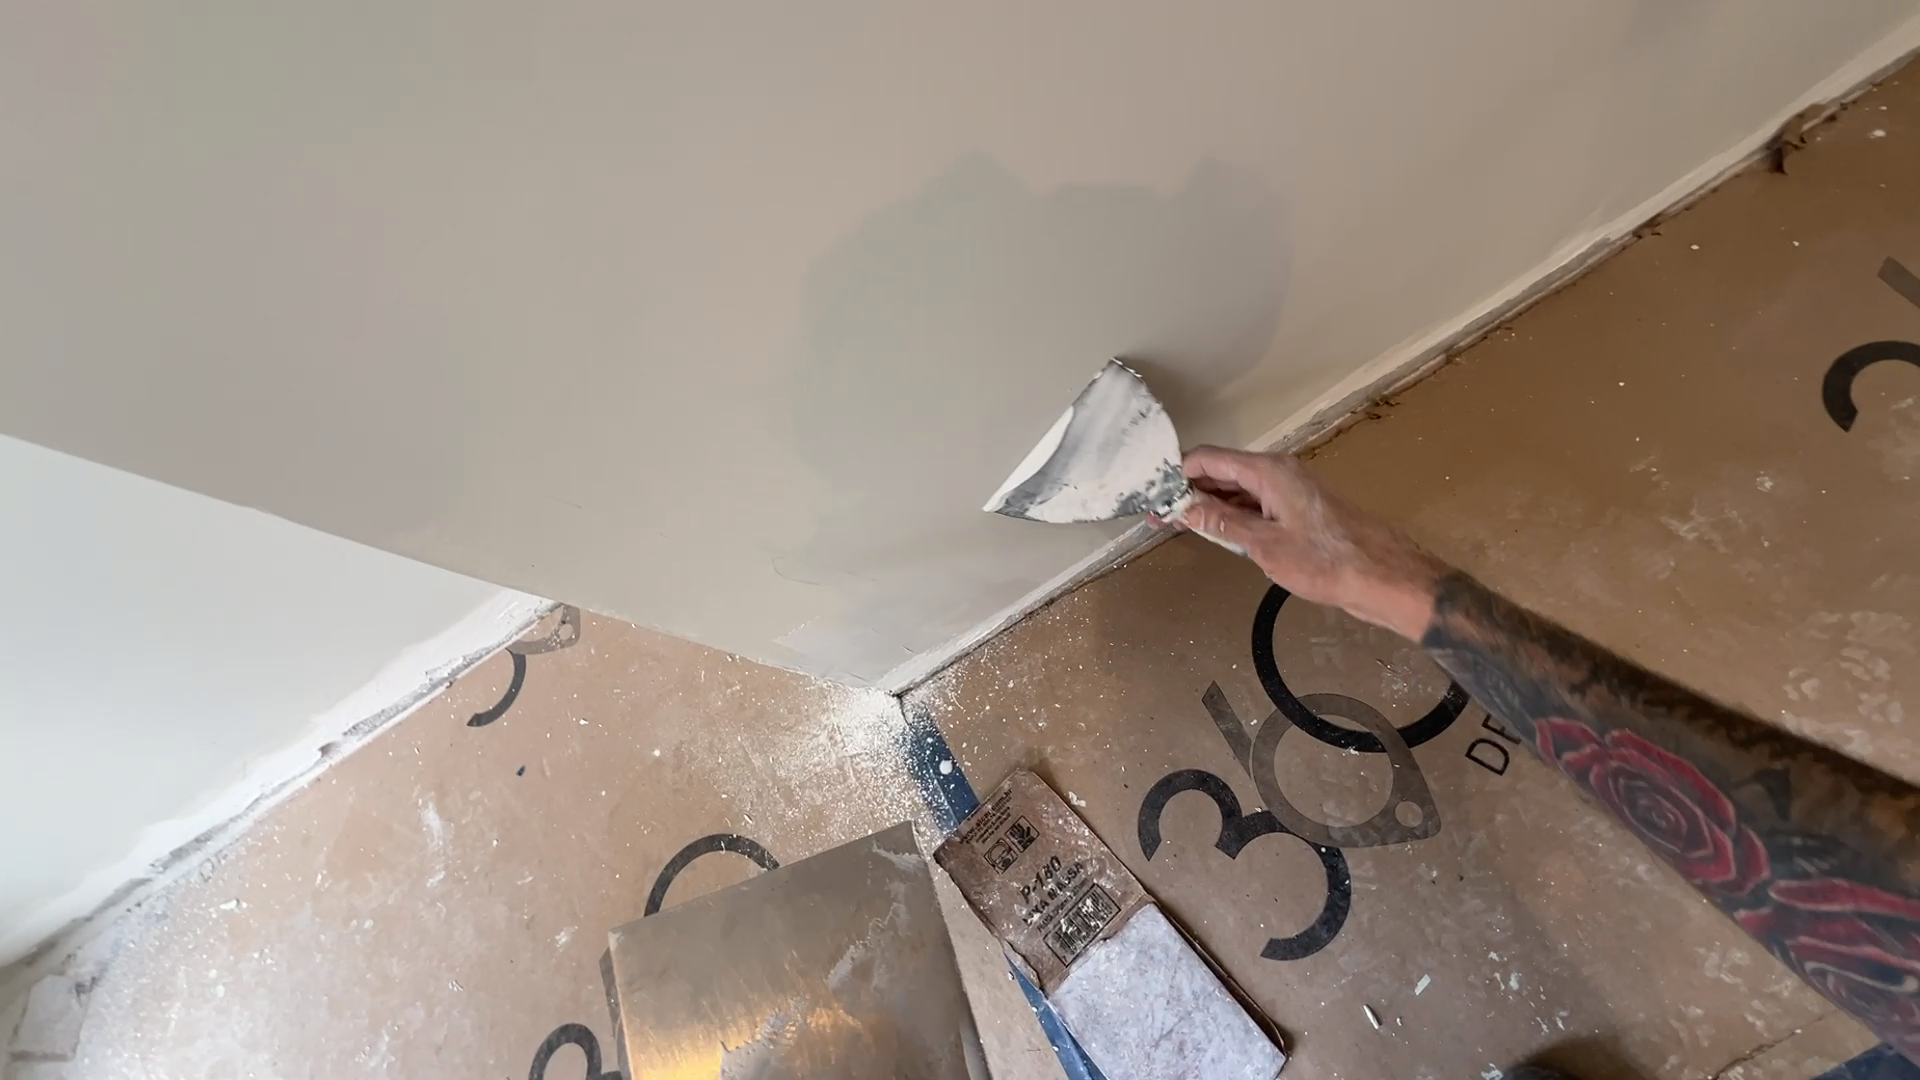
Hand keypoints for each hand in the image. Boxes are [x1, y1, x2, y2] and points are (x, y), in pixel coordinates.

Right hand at [1156, 446, 1448, 640]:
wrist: (1383, 579)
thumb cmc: (1326, 561)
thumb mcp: (1263, 544)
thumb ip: (1220, 523)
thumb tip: (1183, 507)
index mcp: (1268, 472)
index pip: (1208, 458)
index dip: (1177, 474)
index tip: (1154, 494)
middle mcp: (1276, 473)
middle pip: (1219, 472)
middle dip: (1187, 491)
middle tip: (1157, 515)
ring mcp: (1286, 492)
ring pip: (1234, 490)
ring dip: (1206, 506)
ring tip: (1174, 524)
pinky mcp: (1293, 511)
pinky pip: (1251, 505)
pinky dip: (1228, 516)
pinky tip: (1210, 531)